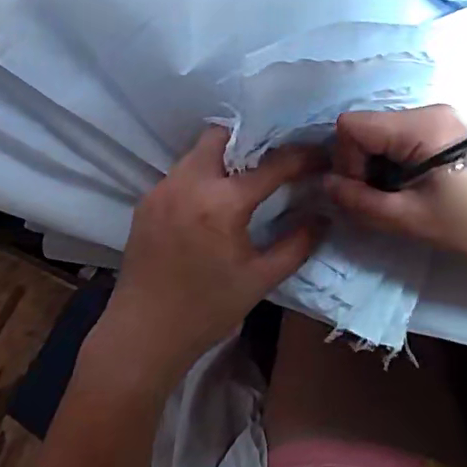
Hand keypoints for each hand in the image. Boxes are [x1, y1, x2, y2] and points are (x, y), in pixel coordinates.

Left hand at [94, 127, 327, 388]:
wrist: (144, 330)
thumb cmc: (207, 309)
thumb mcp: (260, 279)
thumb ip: (296, 244)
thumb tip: (322, 217)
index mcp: (221, 203)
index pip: (270, 164)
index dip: (301, 156)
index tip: (319, 155)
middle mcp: (188, 184)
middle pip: (221, 137)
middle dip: (250, 141)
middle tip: (272, 161)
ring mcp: (162, 189)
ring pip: (196, 153)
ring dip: (222, 158)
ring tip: (244, 180)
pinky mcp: (146, 201)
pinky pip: (179, 174)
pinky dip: (200, 176)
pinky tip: (212, 201)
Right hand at [322, 105, 466, 273]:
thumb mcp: (413, 220)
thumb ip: (361, 202)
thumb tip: (326, 186)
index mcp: (422, 125)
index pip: (351, 126)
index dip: (345, 161)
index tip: (363, 194)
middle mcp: (432, 110)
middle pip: (368, 127)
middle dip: (362, 165)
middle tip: (381, 202)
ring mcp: (448, 118)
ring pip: (387, 134)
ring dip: (382, 166)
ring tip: (405, 200)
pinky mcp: (458, 131)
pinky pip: (410, 138)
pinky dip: (402, 163)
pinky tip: (423, 190)